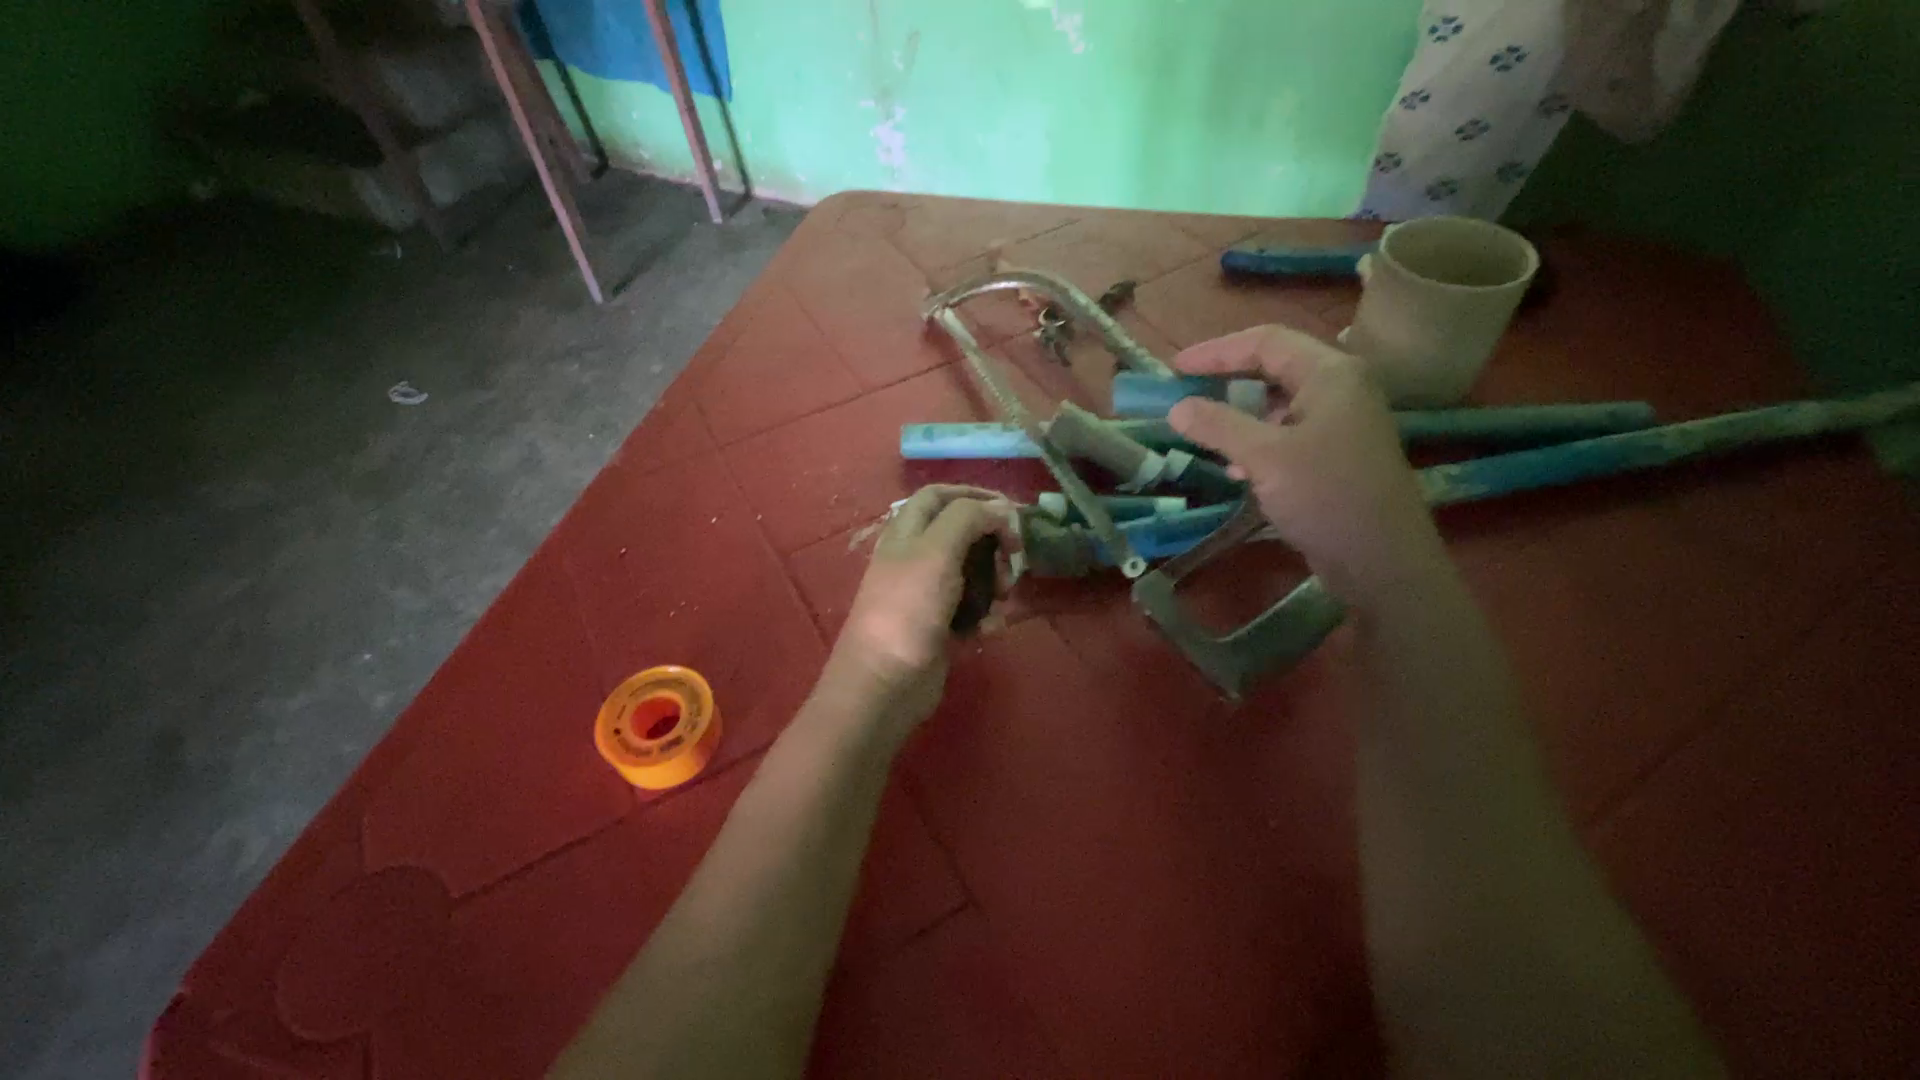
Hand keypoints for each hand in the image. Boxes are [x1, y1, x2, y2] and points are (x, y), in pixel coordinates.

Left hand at [822, 485, 1019, 738]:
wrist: (884, 684)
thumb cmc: (908, 610)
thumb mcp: (936, 553)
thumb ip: (967, 520)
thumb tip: (999, 509)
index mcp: (905, 533)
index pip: (939, 496)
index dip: (974, 495)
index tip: (1011, 511)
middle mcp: (913, 559)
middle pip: (961, 534)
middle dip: (992, 544)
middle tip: (1012, 561)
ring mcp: (925, 595)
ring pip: (972, 574)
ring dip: (995, 582)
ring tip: (1004, 598)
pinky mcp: (938, 628)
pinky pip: (971, 611)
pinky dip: (986, 616)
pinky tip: (990, 629)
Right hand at [1167, 325, 1442, 597]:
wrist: (1382, 561)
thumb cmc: (1327, 497)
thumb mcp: (1265, 457)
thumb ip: (1219, 426)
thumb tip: (1176, 408)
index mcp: (1330, 374)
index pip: (1265, 342)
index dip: (1216, 351)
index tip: (1173, 369)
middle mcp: (1340, 388)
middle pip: (1274, 366)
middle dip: (1226, 378)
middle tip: (1184, 391)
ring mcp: (1341, 422)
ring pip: (1279, 402)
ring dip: (1239, 412)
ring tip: (1202, 429)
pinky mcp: (1336, 453)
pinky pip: (1288, 432)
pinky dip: (1257, 439)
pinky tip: (1235, 465)